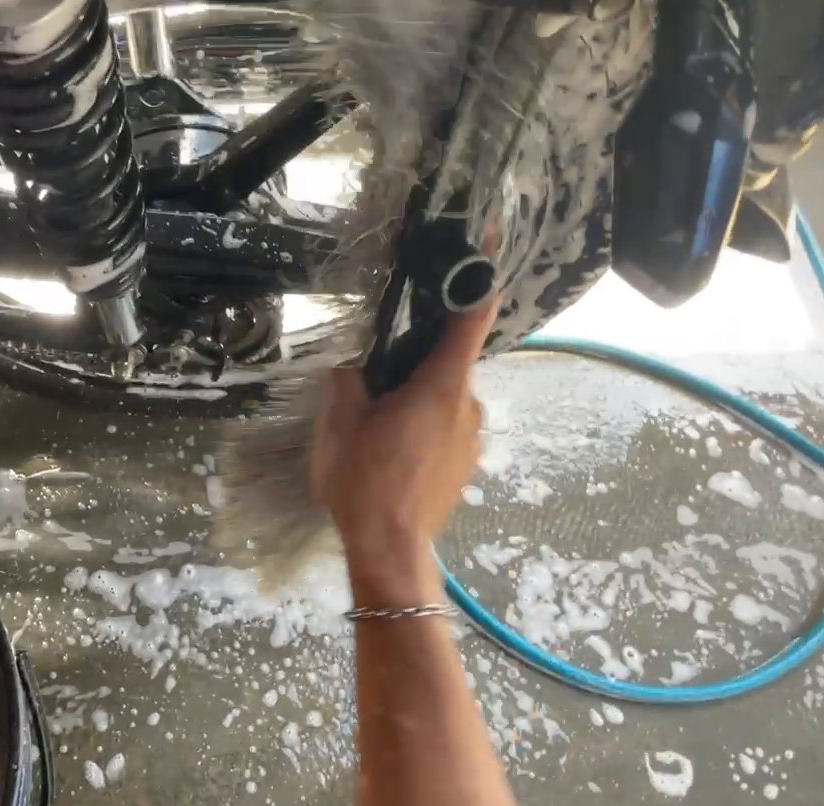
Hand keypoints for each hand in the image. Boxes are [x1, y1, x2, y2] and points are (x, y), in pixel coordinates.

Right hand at [311, 301, 495, 606]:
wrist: (389, 549)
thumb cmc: (363, 481)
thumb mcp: (340, 425)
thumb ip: (348, 381)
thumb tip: (352, 359)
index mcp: (441, 386)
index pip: (471, 318)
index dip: (479, 275)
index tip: (484, 239)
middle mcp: (469, 405)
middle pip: (447, 365)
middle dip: (415, 365)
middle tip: (374, 385)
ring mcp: (472, 438)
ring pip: (443, 401)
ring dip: (415, 403)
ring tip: (377, 433)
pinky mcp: (466, 465)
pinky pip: (445, 430)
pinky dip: (422, 430)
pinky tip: (392, 458)